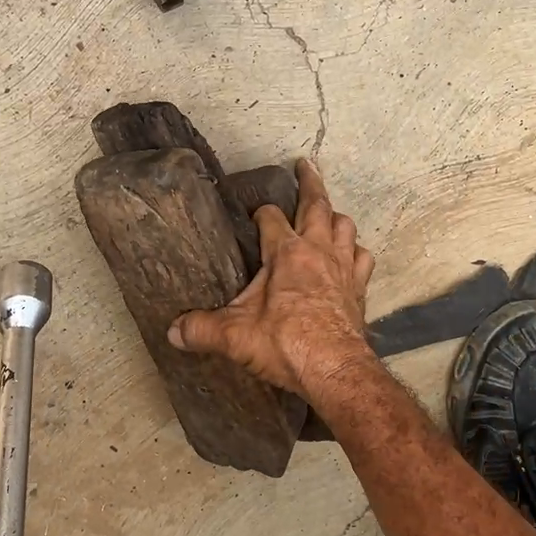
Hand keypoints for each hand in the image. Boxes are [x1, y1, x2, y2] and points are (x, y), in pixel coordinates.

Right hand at [168, 159, 376, 397]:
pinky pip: (362, 258)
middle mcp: (317, 251)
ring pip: (344, 226)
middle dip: (309, 183)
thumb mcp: (234, 336)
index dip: (260, 213)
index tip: (253, 215)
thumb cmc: (285, 344)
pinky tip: (351, 255)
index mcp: (286, 252)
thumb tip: (172, 331)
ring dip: (335, 216)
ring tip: (327, 213)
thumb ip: (201, 329)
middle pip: (316, 205)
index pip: (270, 218)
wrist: (335, 370)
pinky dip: (356, 251)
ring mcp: (343, 267)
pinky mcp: (359, 288)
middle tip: (305, 165)